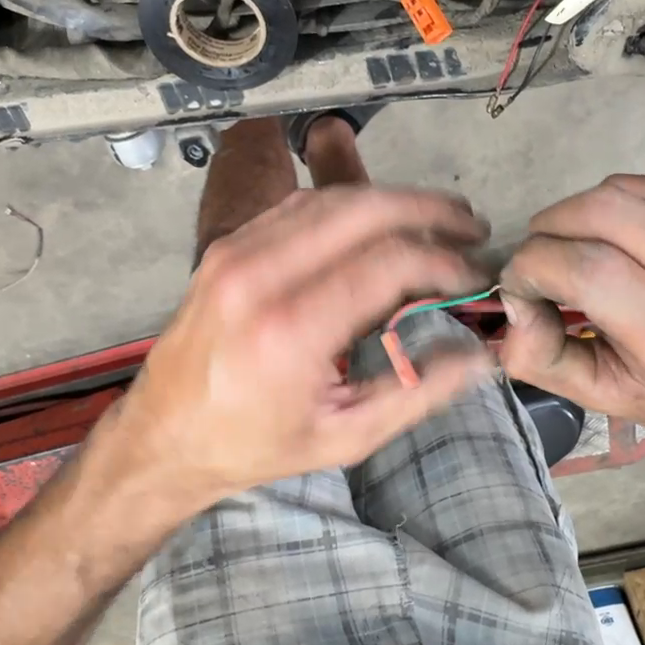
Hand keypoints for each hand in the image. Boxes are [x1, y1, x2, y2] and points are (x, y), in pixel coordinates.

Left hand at [109, 187, 495, 507]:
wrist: (163, 435)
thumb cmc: (254, 445)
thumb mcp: (344, 437)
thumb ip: (419, 392)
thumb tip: (481, 354)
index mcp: (290, 329)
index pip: (388, 262)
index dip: (444, 261)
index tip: (473, 276)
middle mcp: (259, 275)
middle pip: (363, 210)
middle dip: (428, 209)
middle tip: (471, 226)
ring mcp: (235, 252)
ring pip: (330, 199)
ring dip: (391, 200)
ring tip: (436, 217)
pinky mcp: (225, 245)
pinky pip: (298, 207)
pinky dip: (347, 205)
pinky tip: (376, 220)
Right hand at [497, 175, 644, 453]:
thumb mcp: (606, 399)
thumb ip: (543, 359)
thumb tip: (512, 302)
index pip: (596, 274)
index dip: (535, 267)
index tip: (519, 286)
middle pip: (609, 216)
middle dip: (549, 228)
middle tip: (536, 257)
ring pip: (622, 193)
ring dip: (574, 215)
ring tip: (573, 249)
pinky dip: (610, 205)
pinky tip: (614, 238)